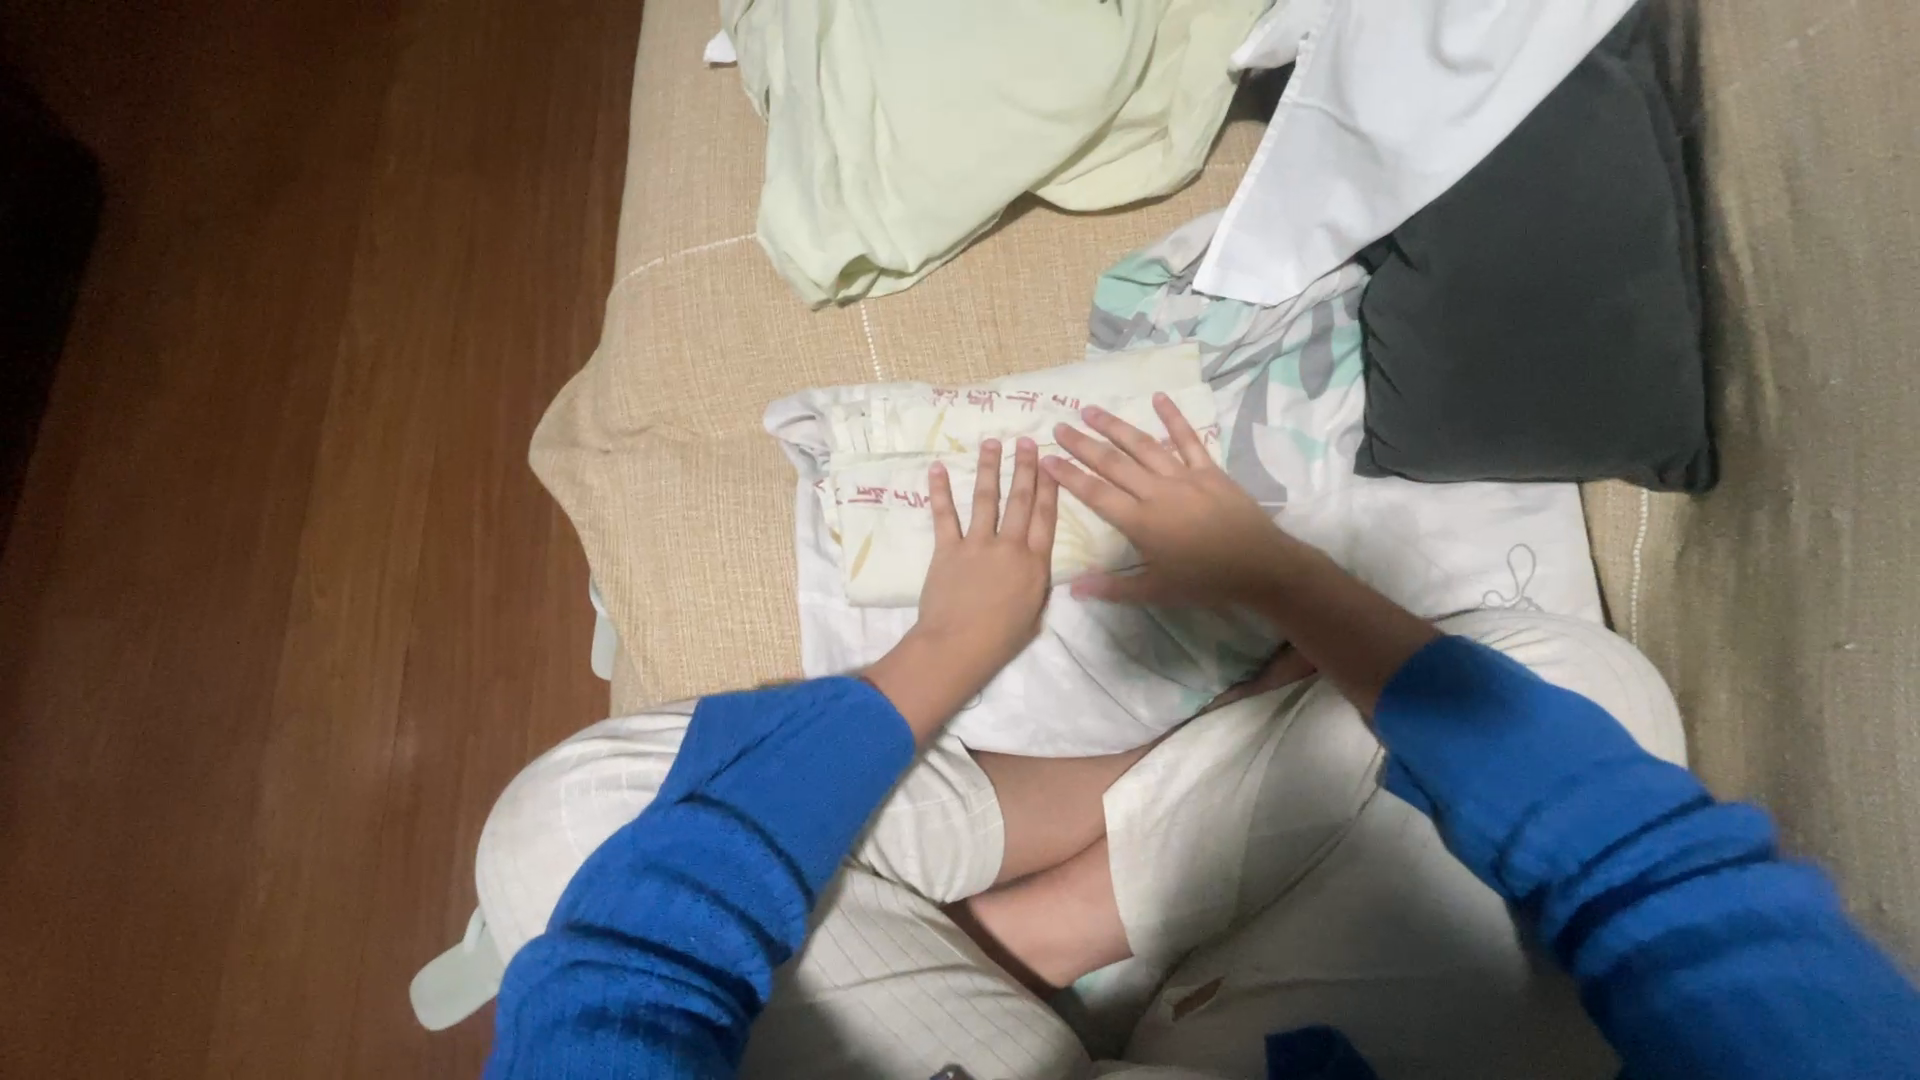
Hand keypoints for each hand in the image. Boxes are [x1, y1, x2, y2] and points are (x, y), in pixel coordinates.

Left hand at [865, 437, 1059, 742]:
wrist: (959, 645)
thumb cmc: (1001, 640)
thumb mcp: (1035, 613)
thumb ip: (1036, 584)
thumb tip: (1034, 567)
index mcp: (1035, 563)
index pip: (1045, 516)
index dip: (1049, 487)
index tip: (1050, 463)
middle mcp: (1009, 546)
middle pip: (1020, 500)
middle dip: (1024, 468)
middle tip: (1025, 441)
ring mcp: (977, 544)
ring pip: (986, 499)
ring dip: (989, 469)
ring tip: (991, 444)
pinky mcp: (947, 549)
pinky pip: (944, 515)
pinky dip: (940, 491)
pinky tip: (938, 468)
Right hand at [1042, 393, 1305, 607]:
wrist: (1259, 567)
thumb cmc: (1204, 581)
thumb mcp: (1155, 591)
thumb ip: (1112, 587)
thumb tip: (1073, 589)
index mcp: (1140, 521)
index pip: (1095, 493)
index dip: (1068, 476)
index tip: (1046, 459)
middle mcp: (1156, 492)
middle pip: (1112, 463)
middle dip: (1082, 444)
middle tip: (1058, 426)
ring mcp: (1183, 476)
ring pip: (1142, 446)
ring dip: (1115, 426)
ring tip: (1091, 410)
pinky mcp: (1209, 470)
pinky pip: (1188, 439)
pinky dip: (1173, 418)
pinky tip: (1158, 397)